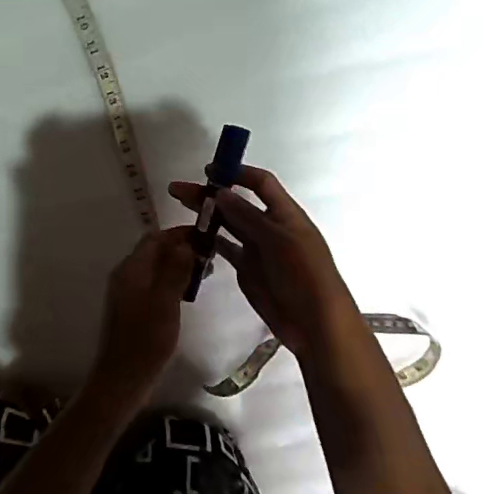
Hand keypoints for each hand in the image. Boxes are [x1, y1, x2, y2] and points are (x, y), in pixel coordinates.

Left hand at [88, 227, 197, 398]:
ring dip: (178, 265)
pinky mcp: (133, 308)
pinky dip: (172, 281)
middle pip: (154, 251)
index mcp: (131, 269)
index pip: (155, 238)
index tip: (207, 235)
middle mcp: (126, 275)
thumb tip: (186, 243)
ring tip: (204, 273)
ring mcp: (128, 292)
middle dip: (181, 248)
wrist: (123, 379)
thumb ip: (175, 269)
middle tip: (210, 256)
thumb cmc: (146, 339)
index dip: (180, 234)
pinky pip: (154, 284)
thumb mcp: (165, 301)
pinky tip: (188, 293)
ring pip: (155, 268)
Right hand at [168, 165, 356, 360]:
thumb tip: (221, 192)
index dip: (237, 173)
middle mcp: (269, 226)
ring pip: (228, 224)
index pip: (261, 183)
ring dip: (207, 214)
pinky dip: (210, 241)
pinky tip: (191, 236)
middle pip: (237, 202)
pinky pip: (226, 249)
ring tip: (180, 206)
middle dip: (210, 194)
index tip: (209, 170)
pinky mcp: (248, 269)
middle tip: (178, 189)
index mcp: (285, 213)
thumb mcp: (278, 241)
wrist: (315, 323)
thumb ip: (248, 217)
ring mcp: (257, 249)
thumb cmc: (304, 274)